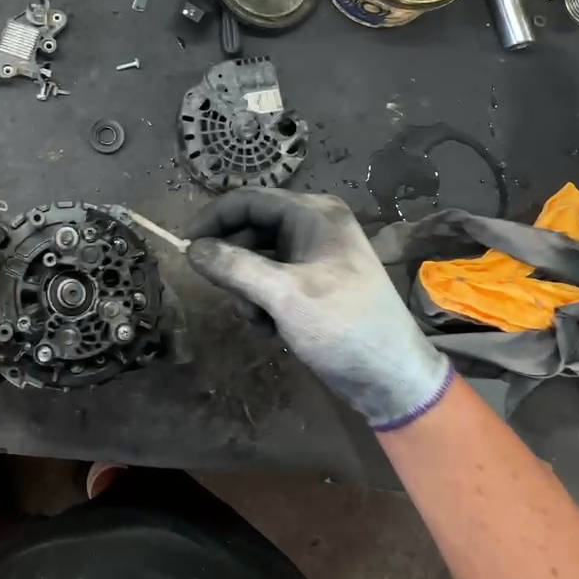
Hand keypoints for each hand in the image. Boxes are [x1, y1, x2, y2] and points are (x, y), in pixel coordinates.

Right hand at [185, 189, 451, 430]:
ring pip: (256, 256)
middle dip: (233, 264)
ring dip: (246, 287)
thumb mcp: (284, 296)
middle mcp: (314, 224)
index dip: (212, 219)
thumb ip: (234, 267)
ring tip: (257, 320)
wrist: (393, 379)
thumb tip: (191, 250)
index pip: (247, 199)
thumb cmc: (343, 328)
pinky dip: (261, 299)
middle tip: (226, 296)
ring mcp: (315, 252)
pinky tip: (271, 327)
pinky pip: (271, 277)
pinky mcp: (314, 279)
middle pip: (250, 228)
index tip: (185, 248)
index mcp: (313, 213)